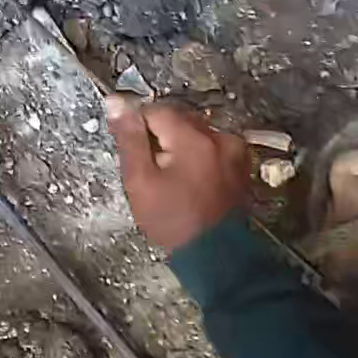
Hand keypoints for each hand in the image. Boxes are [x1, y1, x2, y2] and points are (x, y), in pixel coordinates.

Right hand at [105, 95, 248, 249]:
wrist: (215, 255)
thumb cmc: (173, 221)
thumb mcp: (141, 181)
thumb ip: (129, 138)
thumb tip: (116, 102)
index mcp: (193, 138)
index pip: (156, 111)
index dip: (140, 130)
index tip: (138, 155)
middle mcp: (219, 136)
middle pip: (179, 119)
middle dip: (162, 138)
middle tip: (155, 171)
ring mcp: (235, 149)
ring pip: (196, 132)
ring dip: (181, 146)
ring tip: (175, 179)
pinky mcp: (241, 162)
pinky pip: (213, 146)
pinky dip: (200, 155)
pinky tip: (193, 180)